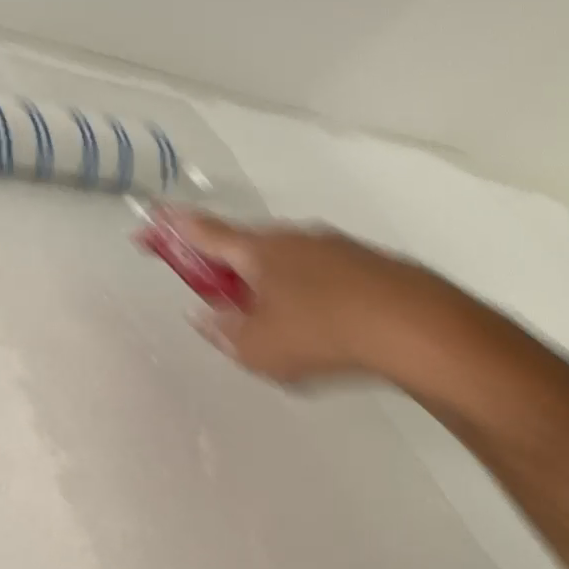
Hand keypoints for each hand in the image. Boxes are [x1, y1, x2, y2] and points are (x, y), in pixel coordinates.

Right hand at [136, 209, 481, 386]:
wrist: (418, 329)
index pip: (205, 234)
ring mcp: (337, 249)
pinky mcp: (369, 266)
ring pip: (285, 267)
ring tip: (277, 333)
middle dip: (227, 274)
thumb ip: (222, 330)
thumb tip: (208, 314)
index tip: (150, 221)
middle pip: (247, 251)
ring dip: (269, 290)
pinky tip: (318, 332)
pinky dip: (306, 299)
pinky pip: (319, 279)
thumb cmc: (318, 334)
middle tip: (222, 307)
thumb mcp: (252, 347)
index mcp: (258, 252)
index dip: (173, 230)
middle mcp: (295, 239)